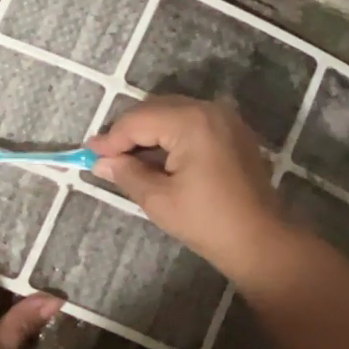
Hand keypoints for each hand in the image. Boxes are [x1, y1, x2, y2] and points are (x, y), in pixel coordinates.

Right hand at [87, 96, 286, 277]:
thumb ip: (127, 173)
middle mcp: (209, 110)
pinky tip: (157, 157)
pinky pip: (193, 122)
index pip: (138, 120)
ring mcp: (225, 118)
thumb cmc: (207, 221)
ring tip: (127, 157)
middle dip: (129, 131)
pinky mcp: (233, 132)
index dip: (111, 138)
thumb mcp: (158, 199)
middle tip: (106, 156)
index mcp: (191, 122)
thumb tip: (101, 162)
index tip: (89, 153)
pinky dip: (171, 134)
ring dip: (149, 132)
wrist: (259, 240)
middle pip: (156, 109)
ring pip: (173, 113)